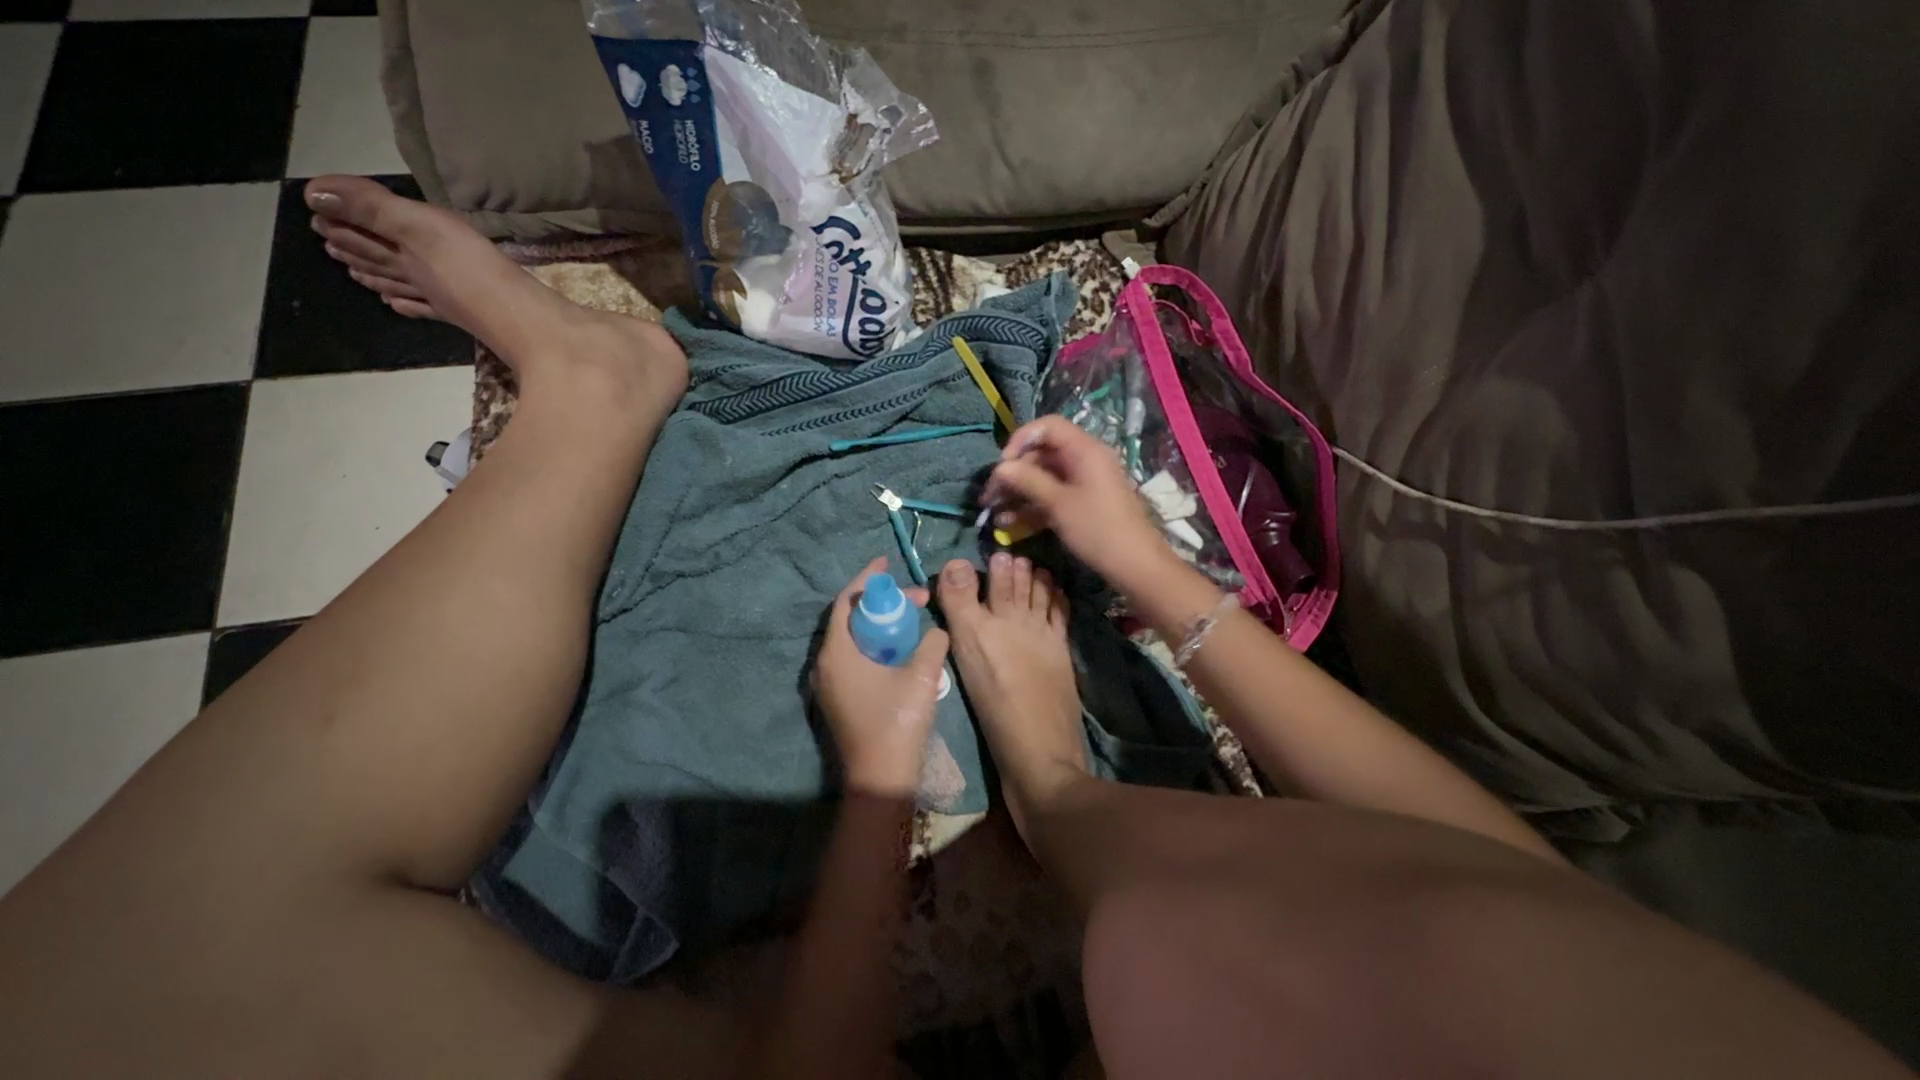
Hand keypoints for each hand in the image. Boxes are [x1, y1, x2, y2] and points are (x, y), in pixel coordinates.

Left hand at [811, 557, 951, 796]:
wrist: (880, 779)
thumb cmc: (897, 723)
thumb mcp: (922, 676)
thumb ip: (932, 642)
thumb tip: (938, 628)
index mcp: (836, 653)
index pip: (846, 602)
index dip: (867, 579)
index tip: (887, 563)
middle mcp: (824, 666)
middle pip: (849, 621)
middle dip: (881, 604)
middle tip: (914, 597)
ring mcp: (828, 686)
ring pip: (852, 642)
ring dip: (879, 627)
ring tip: (911, 620)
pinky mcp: (837, 701)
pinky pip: (852, 661)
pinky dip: (874, 647)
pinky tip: (900, 651)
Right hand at [981, 415, 1172, 586]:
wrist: (1136, 565)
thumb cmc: (1098, 529)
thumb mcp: (1058, 504)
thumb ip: (1028, 481)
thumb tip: (1000, 467)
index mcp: (1084, 450)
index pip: (1047, 427)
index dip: (1021, 439)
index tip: (1003, 464)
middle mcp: (1084, 460)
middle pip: (1042, 454)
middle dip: (1014, 472)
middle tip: (989, 495)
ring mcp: (1084, 483)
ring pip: (1044, 478)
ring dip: (1018, 493)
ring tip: (994, 512)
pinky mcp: (1083, 504)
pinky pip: (1053, 497)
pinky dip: (1032, 507)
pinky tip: (1009, 523)